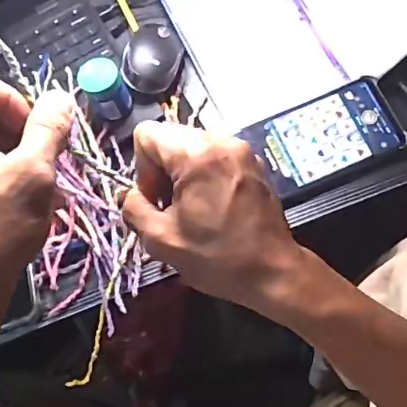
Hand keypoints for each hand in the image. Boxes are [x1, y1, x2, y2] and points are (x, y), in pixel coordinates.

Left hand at [0, 63, 74, 286]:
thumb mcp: (32, 173)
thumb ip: (48, 128)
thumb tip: (61, 97)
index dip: (11, 95)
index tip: (35, 130)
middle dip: (20, 126)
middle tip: (47, 157)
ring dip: (20, 151)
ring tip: (44, 181)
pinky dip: (7, 170)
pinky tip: (30, 197)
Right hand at [121, 122, 308, 315]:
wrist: (274, 272)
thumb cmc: (217, 258)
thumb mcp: (162, 239)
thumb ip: (135, 209)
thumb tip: (132, 196)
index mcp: (197, 154)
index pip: (147, 134)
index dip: (141, 169)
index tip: (156, 201)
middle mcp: (222, 141)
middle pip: (170, 139)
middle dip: (161, 171)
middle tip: (171, 209)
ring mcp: (242, 151)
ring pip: (192, 148)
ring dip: (183, 175)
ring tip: (192, 210)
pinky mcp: (254, 164)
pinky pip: (215, 157)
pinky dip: (205, 176)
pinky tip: (212, 208)